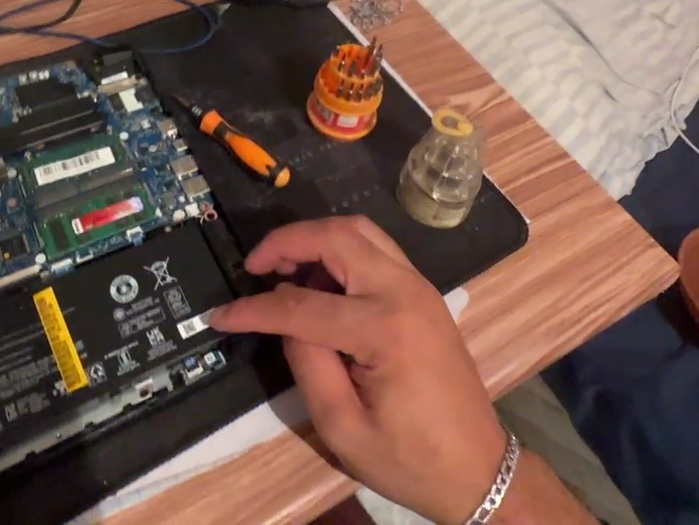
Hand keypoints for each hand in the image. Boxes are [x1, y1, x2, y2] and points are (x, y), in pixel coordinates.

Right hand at [208, 216, 509, 523]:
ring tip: (282, 266)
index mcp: (384, 329)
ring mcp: (418, 284)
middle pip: (336, 236)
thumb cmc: (409, 458)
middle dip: (287, 241)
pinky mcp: (421, 289)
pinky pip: (374, 246)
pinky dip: (339, 246)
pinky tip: (318, 277)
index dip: (254, 308)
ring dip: (315, 237)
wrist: (478, 468)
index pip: (302, 304)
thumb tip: (283, 318)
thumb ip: (306, 363)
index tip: (220, 314)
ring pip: (358, 229)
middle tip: (254, 266)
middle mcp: (403, 290)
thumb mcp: (342, 427)